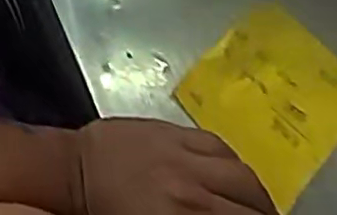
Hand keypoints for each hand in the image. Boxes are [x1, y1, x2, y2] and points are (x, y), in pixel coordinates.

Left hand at [76, 118, 274, 214]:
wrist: (77, 171)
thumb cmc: (110, 213)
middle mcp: (190, 187)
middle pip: (252, 205)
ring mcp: (181, 154)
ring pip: (242, 174)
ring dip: (258, 196)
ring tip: (259, 209)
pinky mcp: (171, 130)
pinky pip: (217, 144)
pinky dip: (233, 163)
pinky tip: (235, 176)